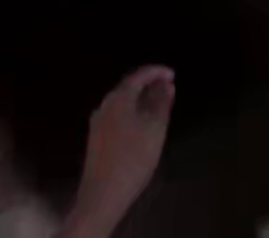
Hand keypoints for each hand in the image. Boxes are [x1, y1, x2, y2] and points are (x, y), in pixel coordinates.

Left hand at [59, 66, 175, 237]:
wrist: (101, 197)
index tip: (173, 75)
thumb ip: (162, 103)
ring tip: (158, 105)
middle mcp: (106, 103)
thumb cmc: (132, 159)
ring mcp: (98, 121)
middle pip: (130, 86)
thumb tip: (166, 85)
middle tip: (167, 88)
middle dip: (149, 85)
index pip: (140, 74)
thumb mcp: (155, 129)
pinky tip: (141, 125)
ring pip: (123, 101)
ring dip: (141, 99)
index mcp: (119, 97)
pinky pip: (117, 114)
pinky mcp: (96, 137)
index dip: (158, 71)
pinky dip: (132, 112)